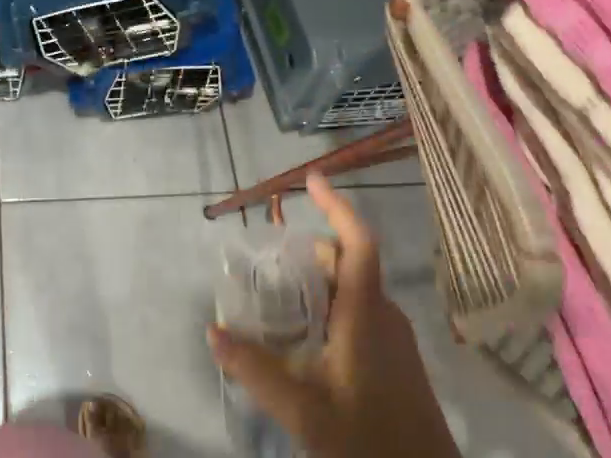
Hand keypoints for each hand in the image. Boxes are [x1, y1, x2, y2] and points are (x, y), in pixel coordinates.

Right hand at [208, 175, 460, 457]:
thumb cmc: (369, 440)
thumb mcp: (303, 410)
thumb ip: (255, 369)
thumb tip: (213, 330)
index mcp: (366, 315)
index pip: (358, 244)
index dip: (337, 207)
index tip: (311, 178)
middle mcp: (385, 318)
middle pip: (349, 265)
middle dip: (311, 252)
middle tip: (269, 257)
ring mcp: (395, 342)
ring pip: (355, 292)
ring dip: (319, 283)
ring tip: (278, 295)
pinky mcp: (396, 363)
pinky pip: (361, 315)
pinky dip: (330, 307)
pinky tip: (305, 337)